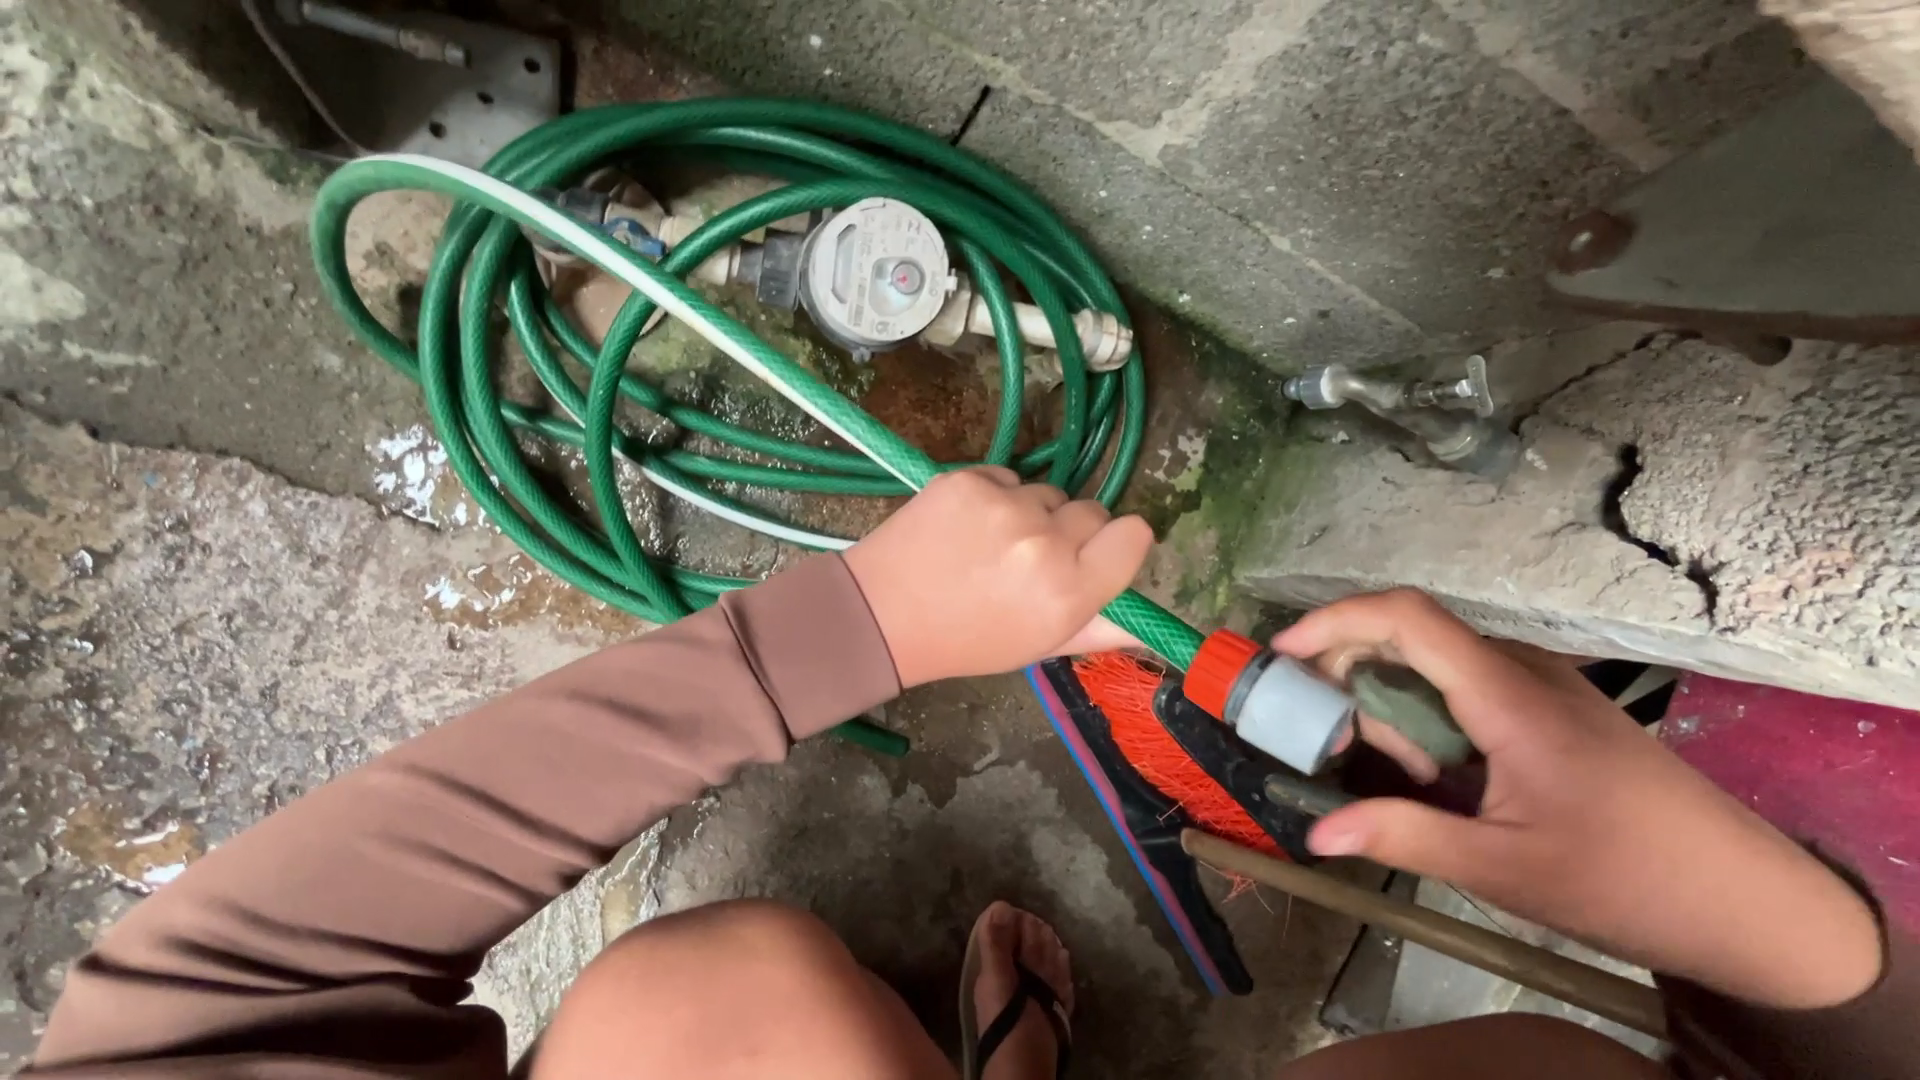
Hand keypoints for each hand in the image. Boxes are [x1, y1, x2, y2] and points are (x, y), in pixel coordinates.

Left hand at [841, 467, 1150, 687]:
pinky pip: (1008, 478)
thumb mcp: (1038, 647)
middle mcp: (1044, 543)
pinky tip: (968, 527)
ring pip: (1047, 493)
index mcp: (1069, 592)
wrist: (884, 613)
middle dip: (1073, 531)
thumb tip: (1147, 625)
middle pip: (1093, 510)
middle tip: (1033, 558)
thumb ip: (1099, 630)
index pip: (1134, 534)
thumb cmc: (967, 640)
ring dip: (1032, 513)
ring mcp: (1005, 505)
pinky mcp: (970, 479)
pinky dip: (996, 496)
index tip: (1098, 553)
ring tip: (992, 546)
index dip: (1120, 543)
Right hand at [1273, 589, 1883, 1009]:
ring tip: (1410, 774)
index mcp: (1509, 697)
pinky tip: (1439, 769)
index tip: (1284, 654)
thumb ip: (1405, 838)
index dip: (1334, 621)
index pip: (1407, 617)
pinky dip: (1423, 710)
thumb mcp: (1503, 870)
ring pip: (1432, 659)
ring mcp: (1538, 683)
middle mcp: (1521, 670)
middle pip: (1408, 632)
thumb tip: (1316, 832)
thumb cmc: (1628, 880)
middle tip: (1336, 738)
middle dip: (1352, 671)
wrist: (1754, 902)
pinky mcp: (1546, 702)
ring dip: (1392, 701)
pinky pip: (1460, 681)